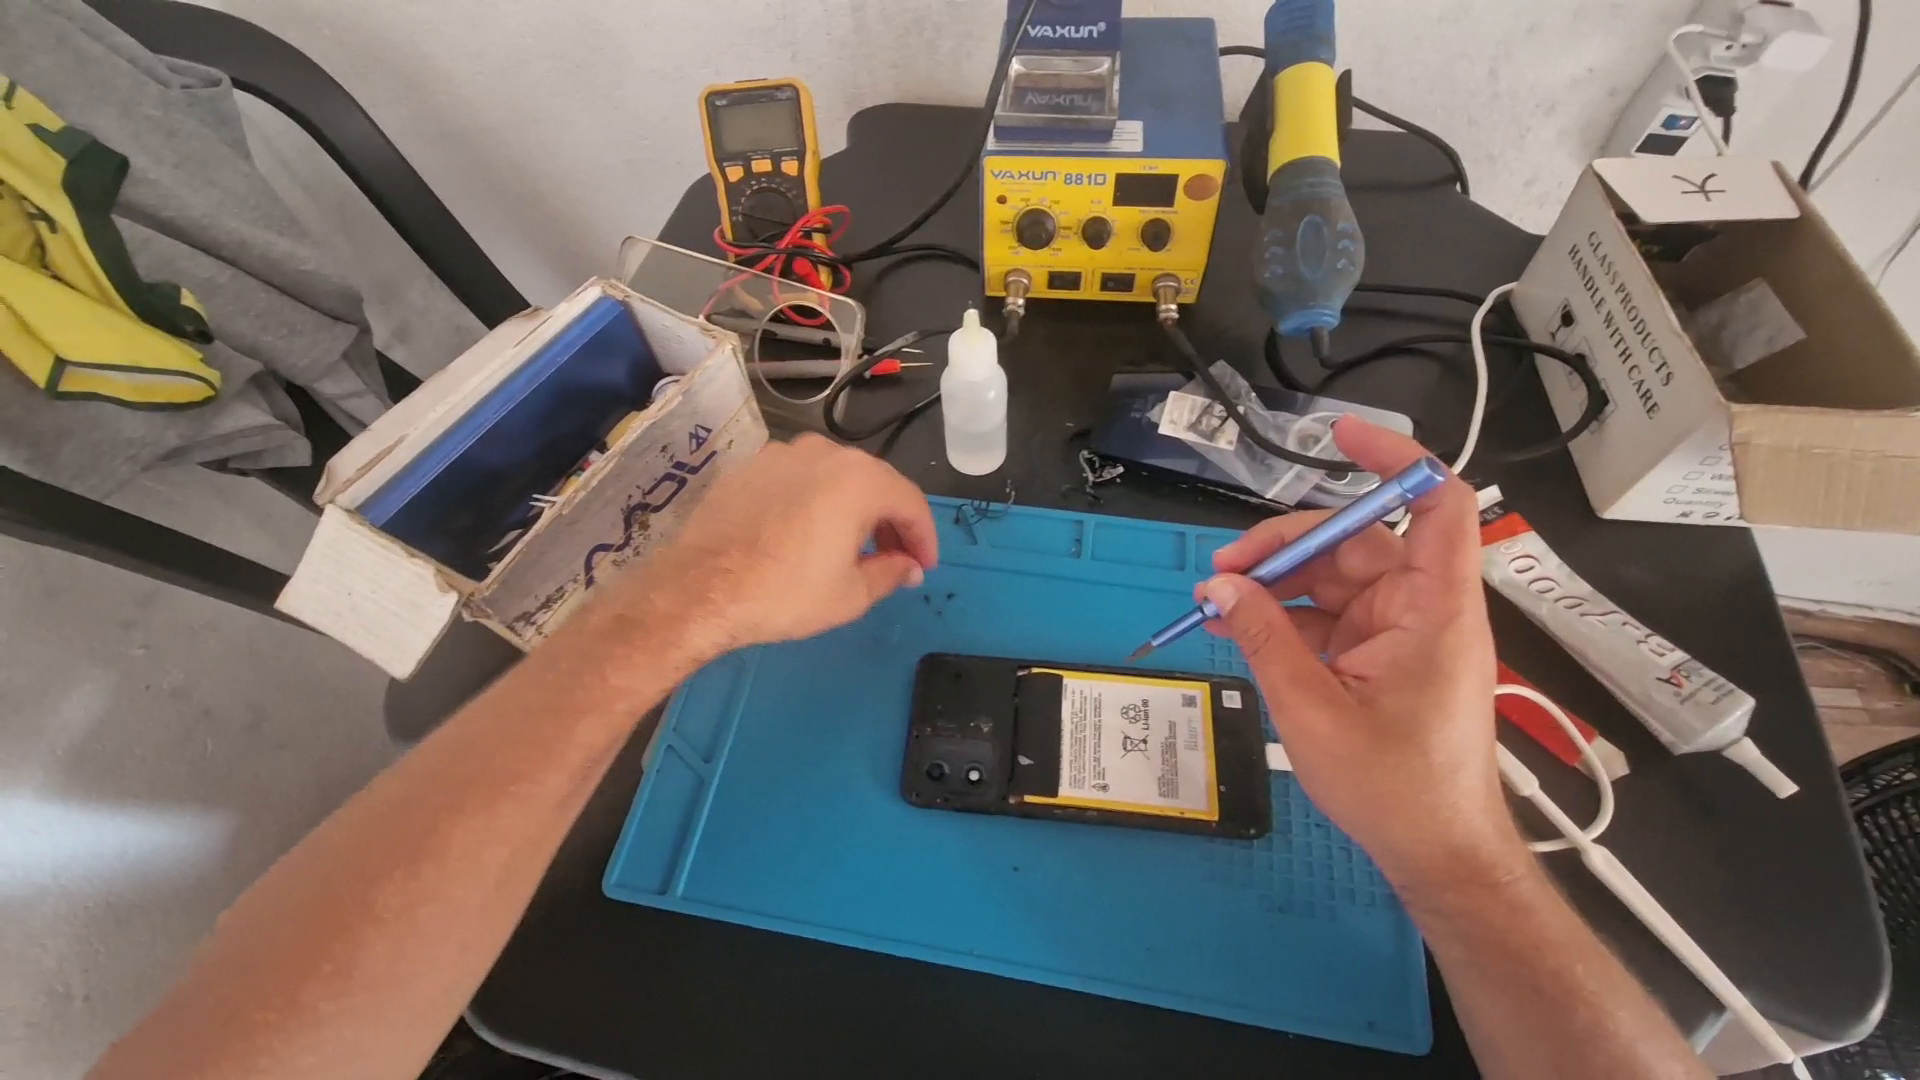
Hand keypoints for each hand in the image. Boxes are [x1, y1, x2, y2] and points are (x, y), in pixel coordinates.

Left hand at [610, 434, 937, 657]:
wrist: (699, 588)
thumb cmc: (784, 593)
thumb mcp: (851, 595)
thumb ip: (891, 573)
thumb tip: (909, 566)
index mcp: (860, 480)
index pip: (910, 503)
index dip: (924, 537)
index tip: (923, 567)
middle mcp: (825, 453)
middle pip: (876, 483)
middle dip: (891, 522)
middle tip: (894, 559)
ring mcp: (783, 454)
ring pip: (837, 477)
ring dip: (855, 508)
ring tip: (851, 546)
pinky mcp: (751, 466)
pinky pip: (800, 479)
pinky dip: (817, 501)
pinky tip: (808, 532)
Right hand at [1197, 419, 1526, 897]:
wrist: (1433, 852)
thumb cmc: (1391, 785)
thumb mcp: (1311, 708)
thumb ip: (1263, 638)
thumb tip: (1218, 588)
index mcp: (1431, 610)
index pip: (1435, 506)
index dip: (1395, 461)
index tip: (1339, 436)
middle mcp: (1418, 607)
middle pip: (1353, 542)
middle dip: (1282, 548)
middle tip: (1220, 573)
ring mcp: (1395, 631)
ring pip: (1328, 578)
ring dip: (1271, 585)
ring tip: (1215, 605)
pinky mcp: (1374, 655)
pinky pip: (1322, 616)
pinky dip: (1280, 619)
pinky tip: (1236, 629)